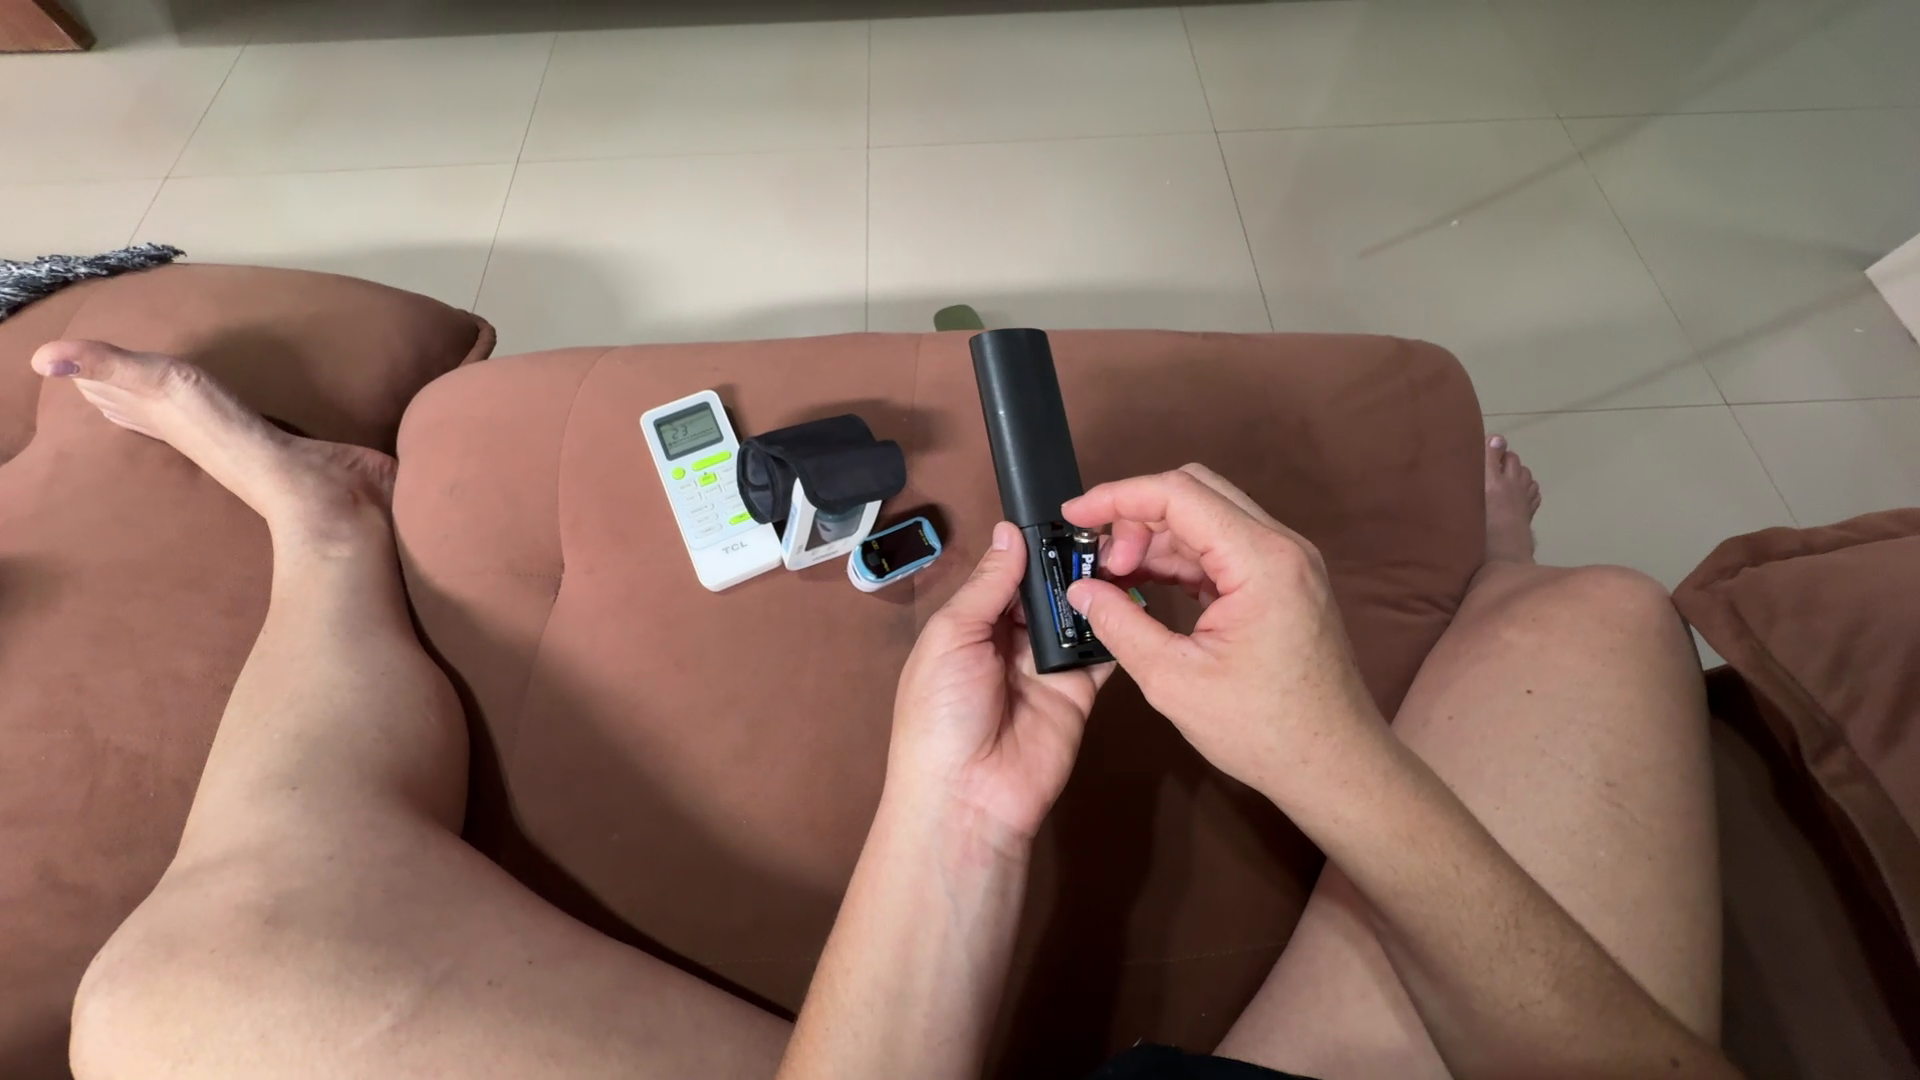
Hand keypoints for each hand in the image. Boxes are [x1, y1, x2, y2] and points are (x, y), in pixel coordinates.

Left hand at [887, 521, 1113, 847]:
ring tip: (1124, 555)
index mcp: (970, 625)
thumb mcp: (952, 637)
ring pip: (1074, 616)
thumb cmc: (942, 712)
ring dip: (1093, 591)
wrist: (969, 796)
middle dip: (1067, 565)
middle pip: (1044, 593)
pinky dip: (1114, 629)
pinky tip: (1132, 597)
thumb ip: (987, 585)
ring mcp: (1046, 666)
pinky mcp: (1079, 692)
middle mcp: (1009, 641)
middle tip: (1106, 531)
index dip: (1031, 548)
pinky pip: (1101, 654)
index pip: (1006, 575)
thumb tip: (1008, 532)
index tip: (1064, 514)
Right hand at [1061, 465, 1383, 801]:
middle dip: (1134, 517)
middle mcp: (1279, 547)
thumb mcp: (1174, 680)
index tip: (1074, 515)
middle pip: (1192, 493)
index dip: (1117, 497)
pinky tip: (1143, 585)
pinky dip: (1175, 559)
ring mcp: (1283, 562)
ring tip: (1114, 579)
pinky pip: (1216, 548)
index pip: (1178, 494)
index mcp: (1262, 562)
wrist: (1334, 767)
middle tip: (1100, 562)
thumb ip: (1120, 625)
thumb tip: (1081, 590)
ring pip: (1202, 518)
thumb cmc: (1265, 731)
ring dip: (1152, 539)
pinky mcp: (1277, 581)